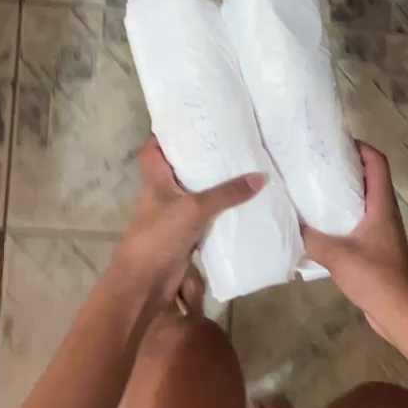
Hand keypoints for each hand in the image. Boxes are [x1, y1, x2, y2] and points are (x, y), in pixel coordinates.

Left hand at [113, 137, 264, 308]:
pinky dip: (222, 214)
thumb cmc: (159, 236)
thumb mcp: (194, 208)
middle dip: (201, 159)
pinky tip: (244, 207)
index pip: (154, 150)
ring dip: (215, 188)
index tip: (191, 124)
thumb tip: (261, 177)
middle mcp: (164, 195)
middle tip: (230, 144)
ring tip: (244, 170)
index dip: (167, 136)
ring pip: (197, 196)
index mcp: (156, 181)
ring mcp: (174, 218)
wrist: (146, 283)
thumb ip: (227, 193)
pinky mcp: (186, 238)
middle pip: (180, 171)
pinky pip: (207, 220)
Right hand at [301, 143, 407, 342]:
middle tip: (316, 164)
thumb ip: (310, 237)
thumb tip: (287, 221)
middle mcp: (385, 213)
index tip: (335, 142)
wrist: (397, 312)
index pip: (377, 163)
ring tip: (313, 189)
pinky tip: (319, 223)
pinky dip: (341, 215)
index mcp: (382, 206)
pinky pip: (358, 221)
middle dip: (346, 167)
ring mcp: (382, 231)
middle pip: (370, 178)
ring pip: (363, 201)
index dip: (361, 147)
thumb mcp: (336, 255)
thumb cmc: (374, 278)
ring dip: (343, 192)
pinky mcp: (376, 247)